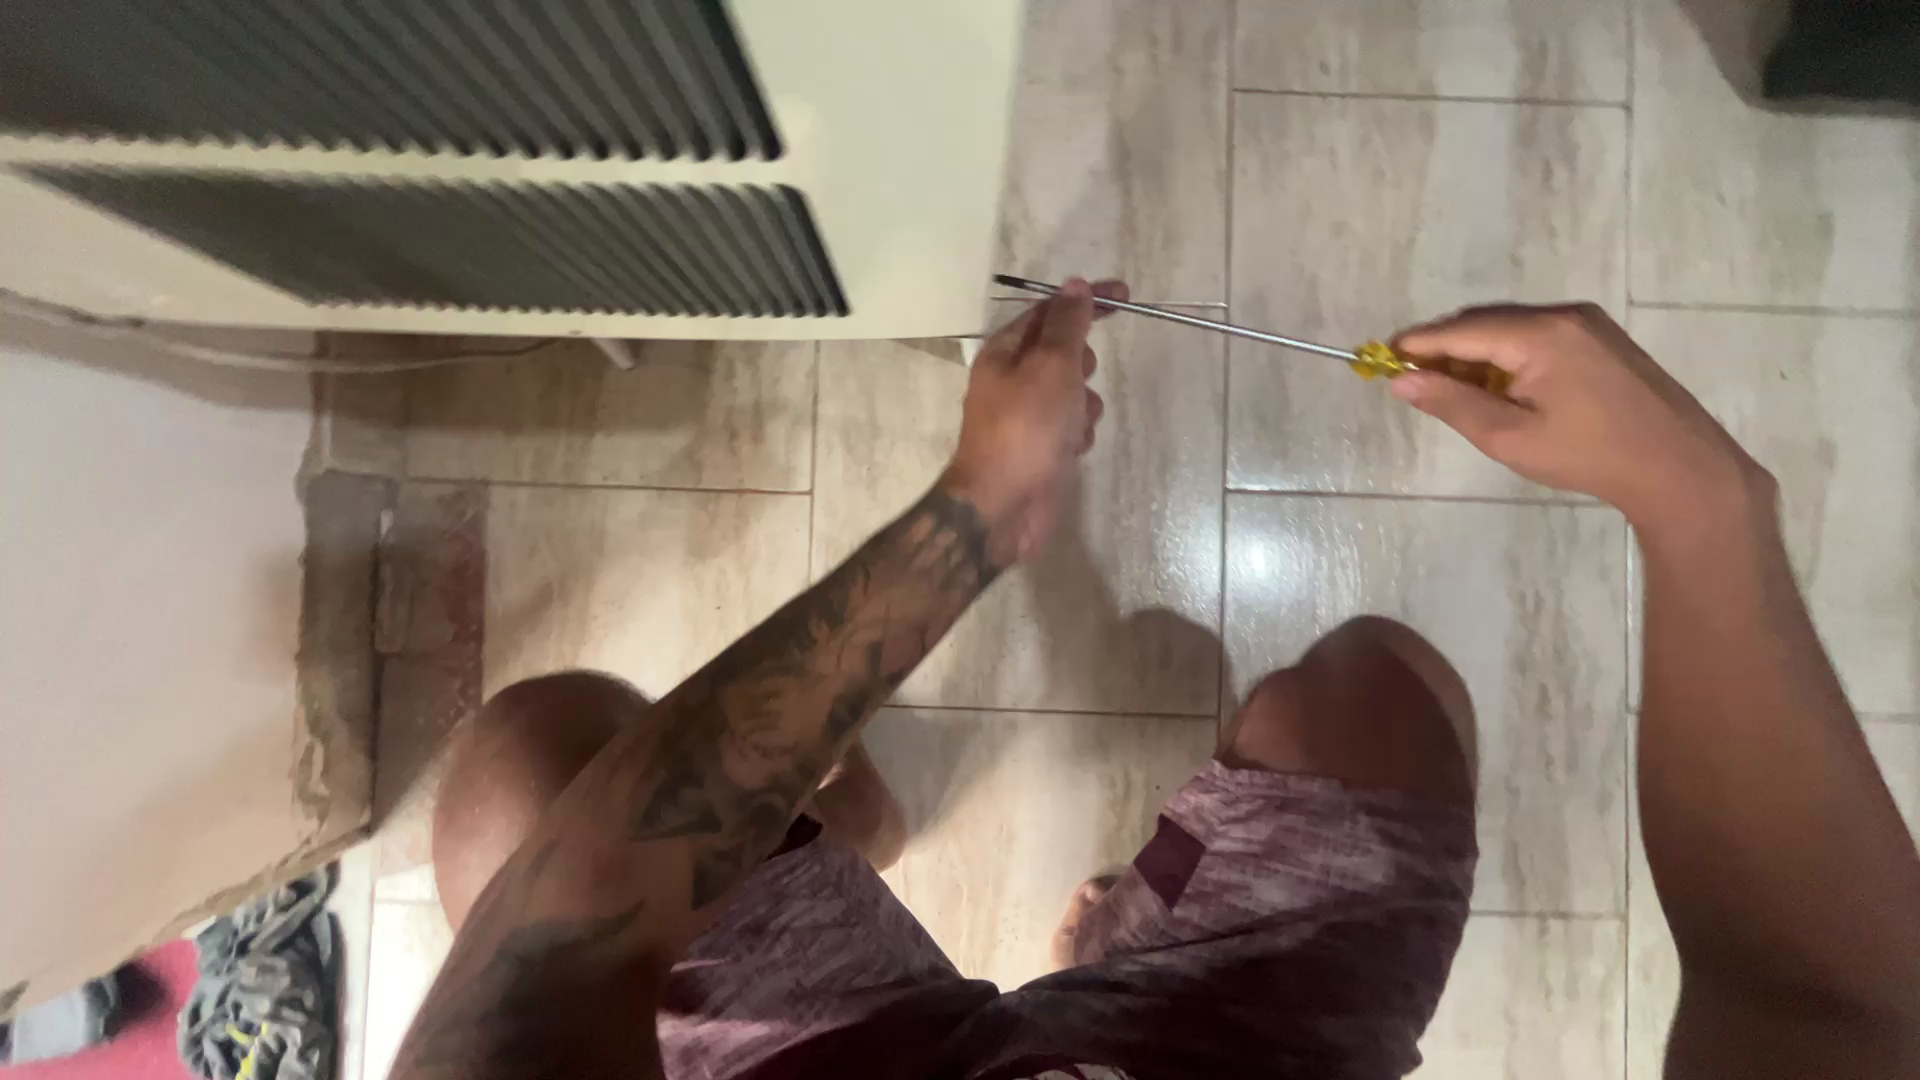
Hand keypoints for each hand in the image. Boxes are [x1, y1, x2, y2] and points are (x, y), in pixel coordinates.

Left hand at [941, 277, 1127, 562]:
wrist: (1003, 506)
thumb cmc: (1026, 429)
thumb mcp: (1051, 367)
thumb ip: (1067, 325)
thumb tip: (1075, 285)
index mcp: (1003, 353)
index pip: (1049, 312)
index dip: (1085, 301)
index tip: (1125, 296)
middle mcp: (1010, 380)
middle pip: (1061, 353)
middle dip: (1081, 365)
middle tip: (1078, 379)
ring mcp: (1024, 417)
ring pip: (1071, 393)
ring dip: (1084, 405)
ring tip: (1073, 424)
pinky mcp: (1039, 448)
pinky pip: (1070, 427)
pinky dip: (1077, 435)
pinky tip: (1070, 451)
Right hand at [1388, 303, 1769, 527]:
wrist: (1677, 466)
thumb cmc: (1585, 454)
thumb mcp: (1506, 435)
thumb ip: (1450, 403)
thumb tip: (1400, 381)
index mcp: (1541, 336)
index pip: (1460, 330)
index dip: (1417, 344)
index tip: (1380, 360)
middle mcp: (1563, 316)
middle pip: (1482, 322)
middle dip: (1441, 348)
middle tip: (1410, 381)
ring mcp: (1585, 324)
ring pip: (1505, 327)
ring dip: (1469, 352)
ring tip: (1447, 389)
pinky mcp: (1596, 338)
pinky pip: (1530, 335)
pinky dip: (1499, 354)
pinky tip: (1491, 386)